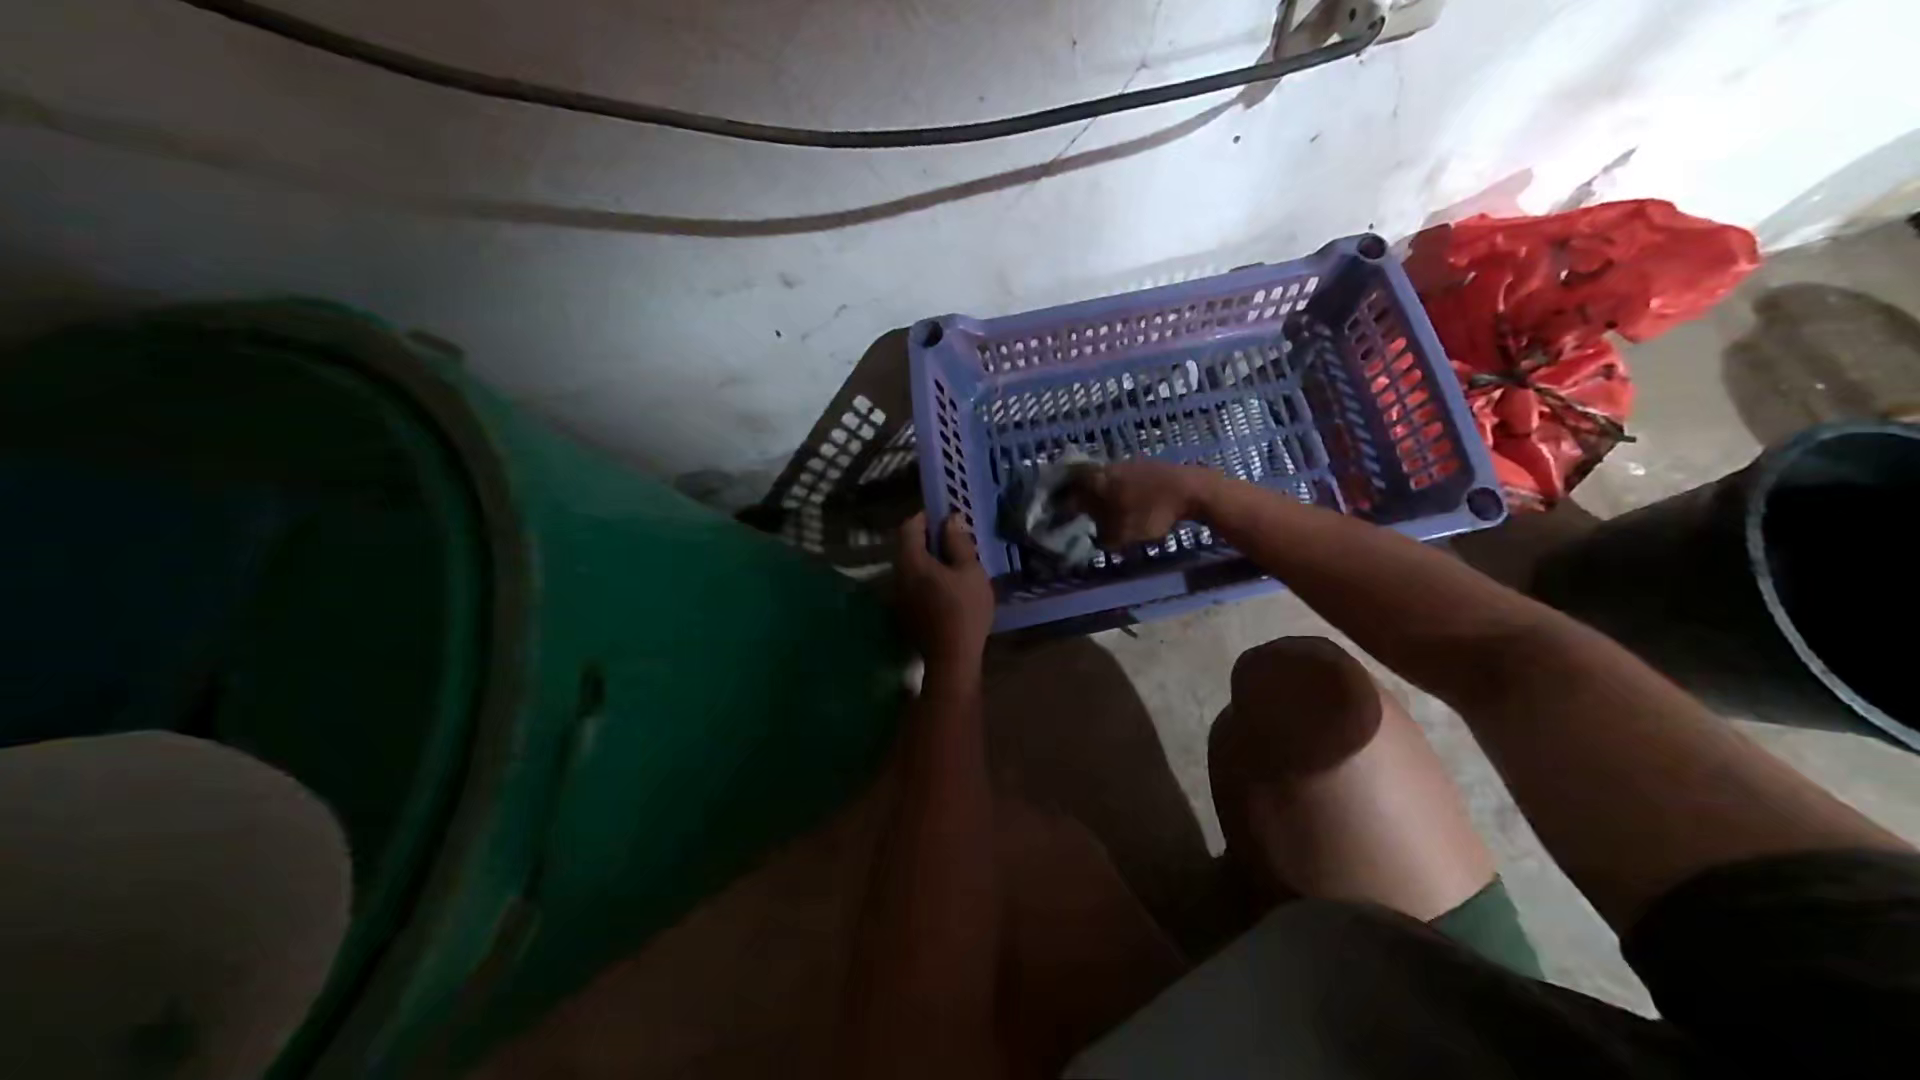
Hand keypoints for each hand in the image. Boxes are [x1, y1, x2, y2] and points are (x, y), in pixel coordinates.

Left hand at [895, 512, 994, 668]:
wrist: (952, 658)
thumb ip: (958, 542)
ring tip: (955, 563)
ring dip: (929, 560)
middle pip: (907, 548)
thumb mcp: (970, 571)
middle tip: (954, 539)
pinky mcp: (906, 614)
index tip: (944, 516)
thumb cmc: (964, 609)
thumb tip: (950, 519)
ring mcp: (899, 597)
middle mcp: (898, 576)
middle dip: (928, 539)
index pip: (908, 527)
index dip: (924, 517)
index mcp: (911, 561)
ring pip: (911, 568)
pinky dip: (928, 578)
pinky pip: (914, 585)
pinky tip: (948, 587)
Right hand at [1067, 461, 1218, 545]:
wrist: (1194, 490)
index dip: (1063, 507)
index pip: (1069, 493)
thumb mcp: (1122, 534)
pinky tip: (1128, 504)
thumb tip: (1095, 536)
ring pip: (1107, 481)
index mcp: (1095, 480)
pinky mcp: (1148, 466)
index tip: (1061, 519)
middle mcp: (1108, 467)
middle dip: (1083, 500)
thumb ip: (1102, 537)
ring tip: (1106, 513)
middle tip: (1082, 516)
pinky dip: (1121, 493)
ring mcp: (1129, 464)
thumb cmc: (1152, 512)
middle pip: (1087, 484)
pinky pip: (1125, 481)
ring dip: (1103, 496)